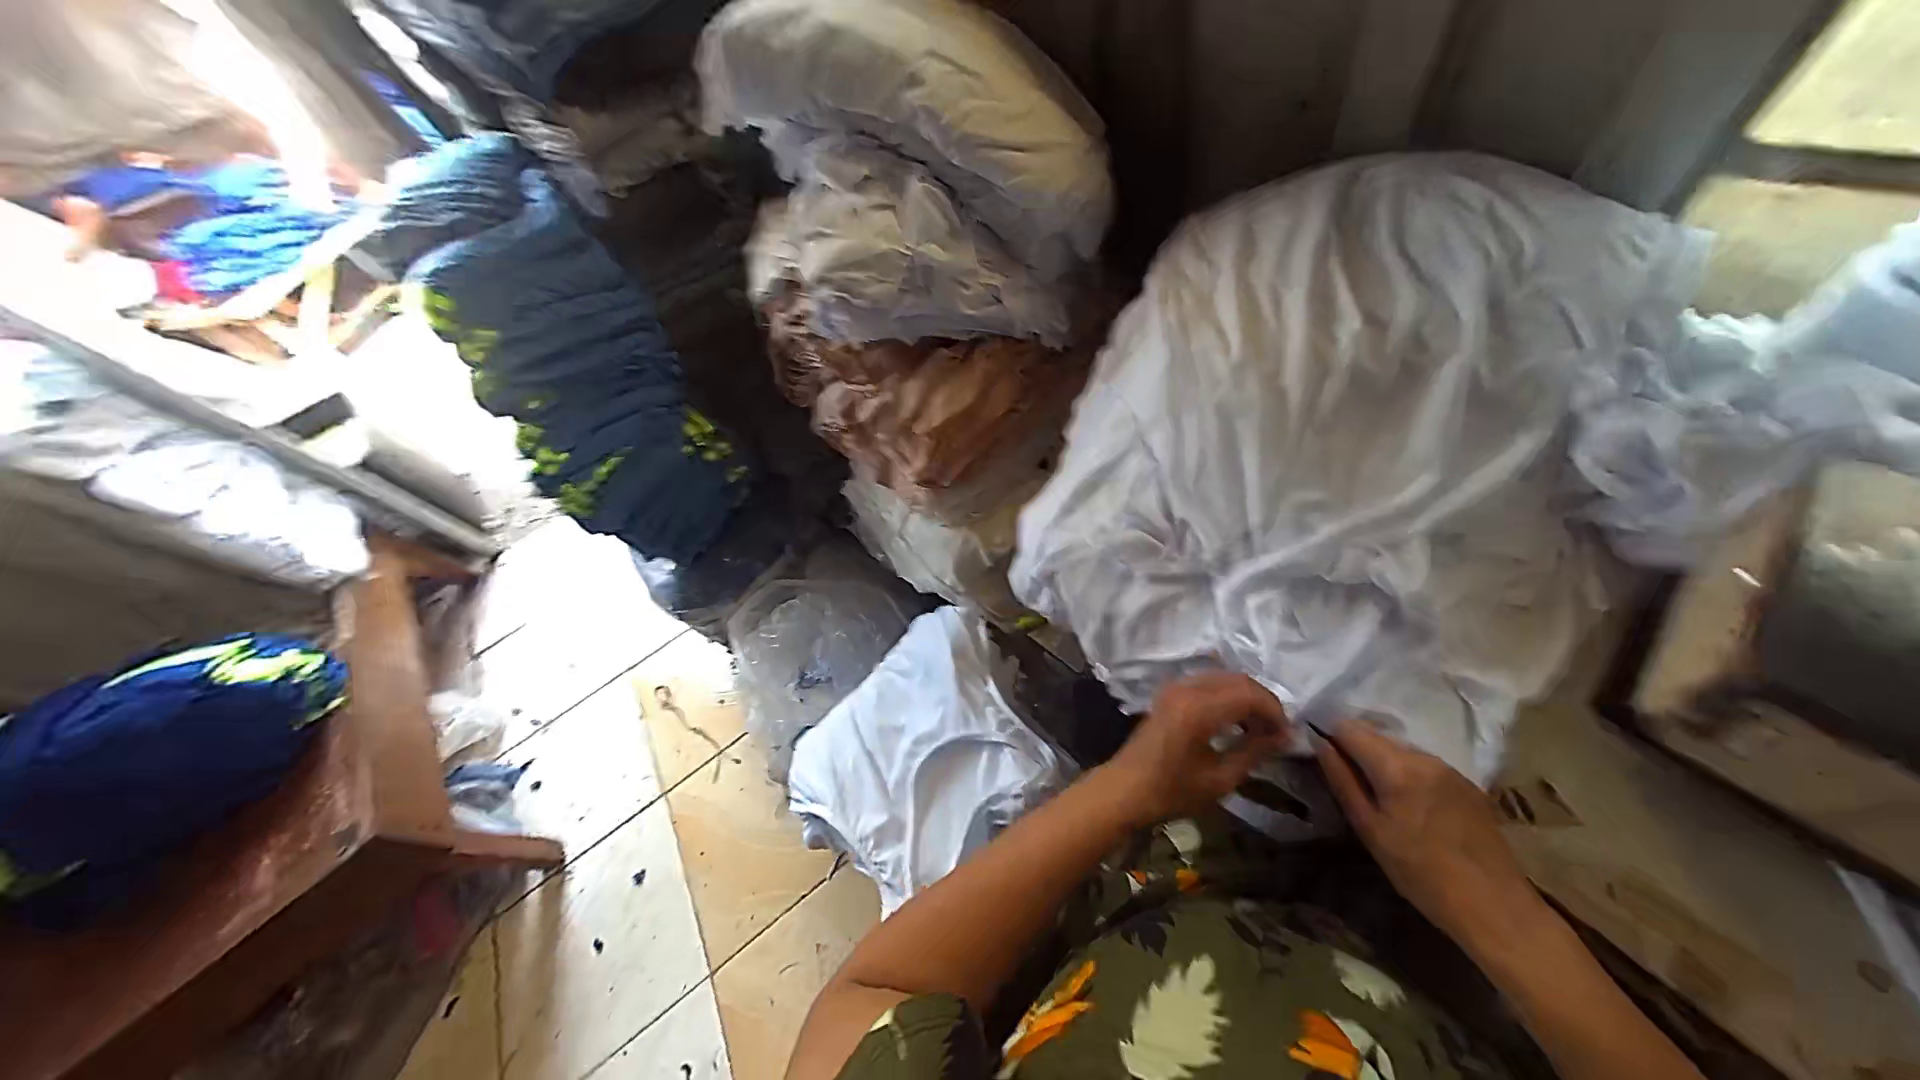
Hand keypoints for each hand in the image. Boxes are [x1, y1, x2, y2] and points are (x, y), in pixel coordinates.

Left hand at [1097, 673, 1289, 826]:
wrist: (1125, 789)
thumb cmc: (1172, 791)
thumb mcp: (1220, 779)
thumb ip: (1254, 752)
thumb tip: (1284, 737)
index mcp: (1198, 709)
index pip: (1250, 693)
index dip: (1275, 711)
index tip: (1287, 735)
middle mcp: (1186, 689)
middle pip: (1238, 680)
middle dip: (1263, 702)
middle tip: (1277, 730)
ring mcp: (1174, 687)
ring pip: (1223, 678)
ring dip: (1246, 697)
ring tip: (1260, 728)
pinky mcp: (1169, 693)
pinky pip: (1207, 682)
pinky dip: (1227, 695)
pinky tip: (1235, 721)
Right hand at [1314, 719, 1544, 949]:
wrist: (1494, 906)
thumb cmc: (1419, 872)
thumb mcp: (1368, 828)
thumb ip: (1341, 780)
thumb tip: (1320, 743)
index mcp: (1396, 767)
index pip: (1349, 727)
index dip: (1328, 734)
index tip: (1319, 752)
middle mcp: (1424, 756)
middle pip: (1376, 734)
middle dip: (1354, 746)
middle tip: (1343, 774)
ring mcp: (1449, 768)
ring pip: (1399, 747)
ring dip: (1380, 759)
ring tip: (1374, 790)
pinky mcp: (1466, 782)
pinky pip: (1422, 763)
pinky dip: (1405, 771)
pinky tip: (1407, 801)